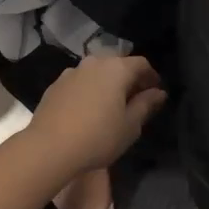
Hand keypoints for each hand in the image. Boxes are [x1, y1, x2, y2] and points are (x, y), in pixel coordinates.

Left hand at [20, 54, 167, 176]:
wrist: (50, 146)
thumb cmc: (98, 136)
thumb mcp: (130, 126)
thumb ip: (146, 105)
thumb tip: (159, 92)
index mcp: (116, 68)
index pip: (141, 63)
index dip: (152, 77)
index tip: (156, 93)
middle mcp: (94, 62)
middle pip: (118, 64)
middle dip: (129, 79)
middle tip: (135, 100)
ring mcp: (72, 71)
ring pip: (97, 72)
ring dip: (107, 83)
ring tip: (111, 105)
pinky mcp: (56, 84)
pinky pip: (80, 81)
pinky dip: (89, 89)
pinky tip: (88, 109)